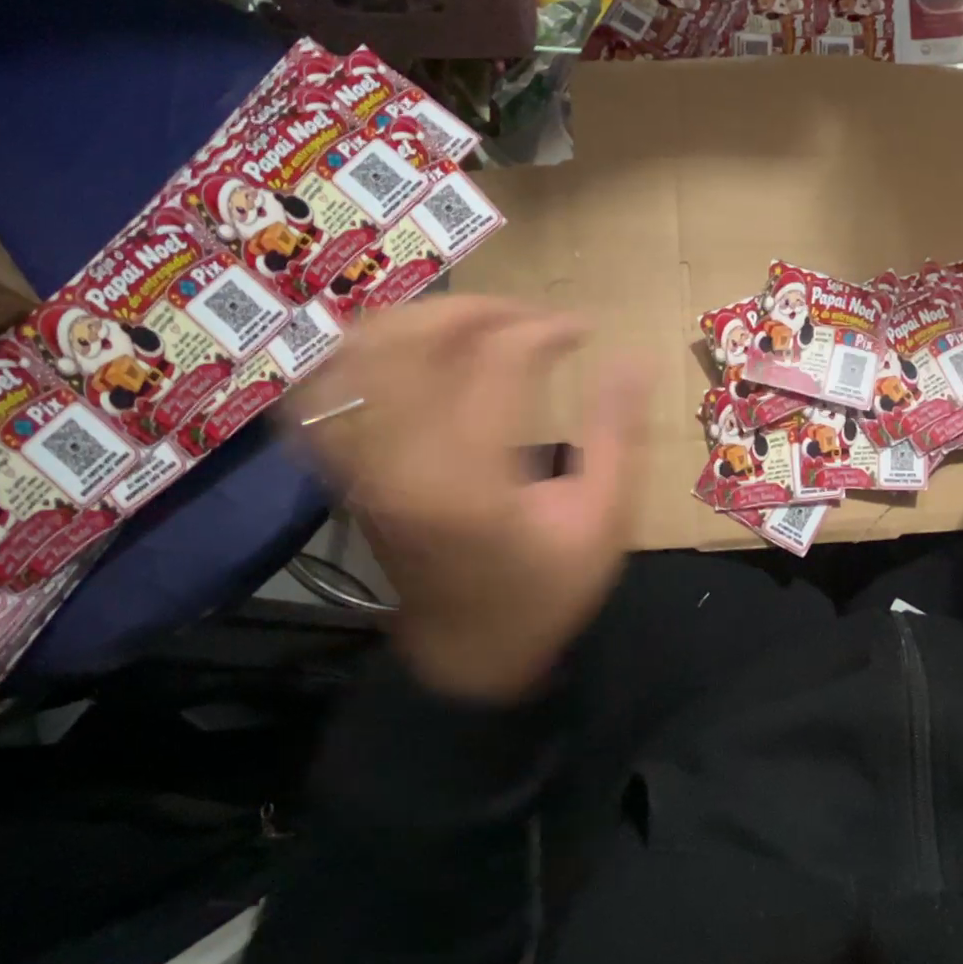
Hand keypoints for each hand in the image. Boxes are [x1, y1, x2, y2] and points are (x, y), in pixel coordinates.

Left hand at [283, 297, 646, 702]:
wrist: (471, 653)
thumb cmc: (546, 592)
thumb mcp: (602, 519)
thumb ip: (617, 434)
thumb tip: (635, 358)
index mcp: (471, 476)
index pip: (498, 362)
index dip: (544, 331)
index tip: (582, 330)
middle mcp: (402, 459)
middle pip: (413, 340)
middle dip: (476, 310)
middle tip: (525, 316)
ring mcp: (364, 464)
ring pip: (362, 354)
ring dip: (417, 322)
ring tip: (471, 325)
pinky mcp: (350, 471)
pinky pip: (327, 393)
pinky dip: (358, 358)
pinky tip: (402, 354)